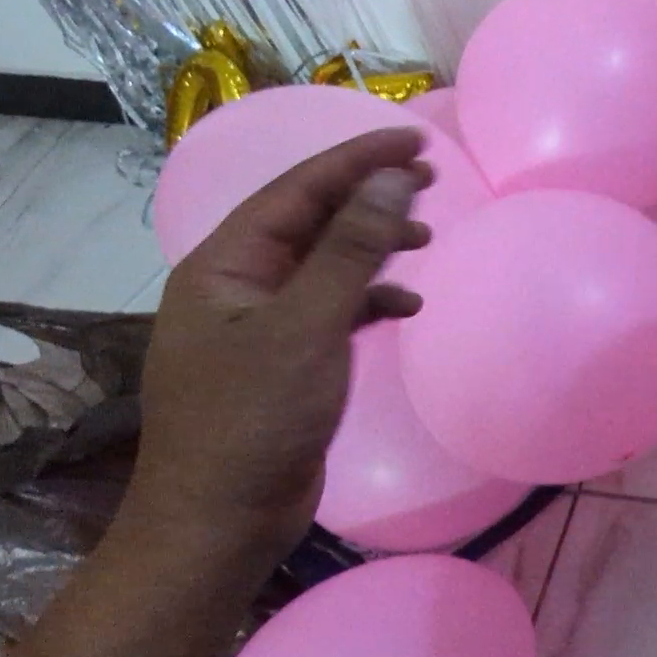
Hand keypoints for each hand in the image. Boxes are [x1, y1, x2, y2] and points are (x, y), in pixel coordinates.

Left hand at [131, 128, 432, 555]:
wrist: (224, 517)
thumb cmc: (257, 416)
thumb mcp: (309, 324)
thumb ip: (353, 248)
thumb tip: (394, 180)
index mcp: (224, 265)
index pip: (297, 190)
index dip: (356, 158)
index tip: (414, 140)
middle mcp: (239, 283)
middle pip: (311, 217)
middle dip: (370, 193)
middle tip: (431, 176)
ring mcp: (263, 319)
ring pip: (327, 258)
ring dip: (376, 242)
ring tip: (427, 236)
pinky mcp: (290, 352)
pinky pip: (338, 301)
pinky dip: (375, 294)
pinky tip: (408, 304)